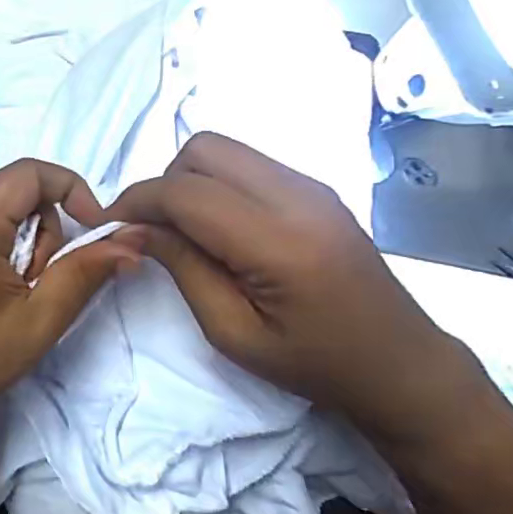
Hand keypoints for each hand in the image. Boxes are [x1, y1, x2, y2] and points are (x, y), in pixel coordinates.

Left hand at [0, 160, 142, 446]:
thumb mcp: (38, 320)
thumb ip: (86, 272)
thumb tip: (132, 240)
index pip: (34, 172)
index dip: (73, 190)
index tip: (94, 230)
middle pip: (24, 191)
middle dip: (51, 229)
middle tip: (43, 281)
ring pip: (12, 209)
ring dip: (34, 243)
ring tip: (22, 293)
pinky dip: (15, 249)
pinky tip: (6, 290)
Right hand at [105, 133, 495, 451]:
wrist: (400, 362)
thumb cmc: (316, 365)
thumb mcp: (235, 334)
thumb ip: (182, 268)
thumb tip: (135, 226)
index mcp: (279, 241)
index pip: (187, 192)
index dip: (138, 200)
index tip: (112, 223)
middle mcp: (297, 194)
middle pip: (204, 148)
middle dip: (166, 181)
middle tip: (157, 230)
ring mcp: (311, 183)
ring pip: (225, 148)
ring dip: (192, 179)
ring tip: (191, 230)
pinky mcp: (315, 185)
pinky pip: (249, 162)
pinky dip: (220, 182)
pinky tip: (226, 226)